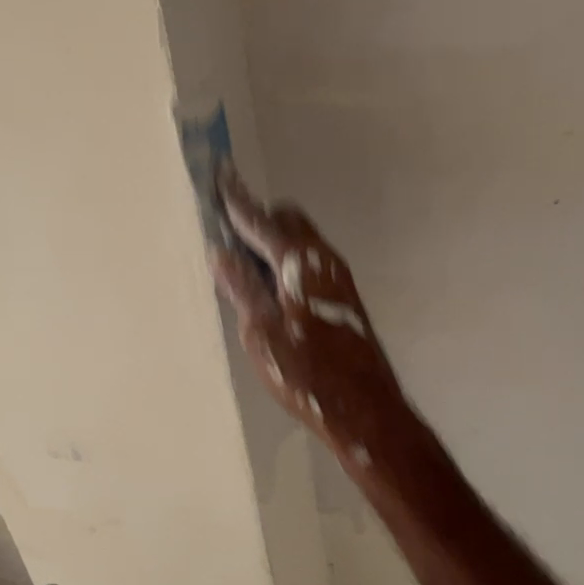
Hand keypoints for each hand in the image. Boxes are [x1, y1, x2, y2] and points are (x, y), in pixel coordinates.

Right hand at [209, 164, 402, 448]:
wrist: (365, 408)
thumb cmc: (306, 372)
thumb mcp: (260, 332)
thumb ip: (241, 287)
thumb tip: (220, 250)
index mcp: (296, 261)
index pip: (259, 219)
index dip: (235, 199)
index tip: (219, 176)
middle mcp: (320, 257)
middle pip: (286, 218)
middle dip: (256, 217)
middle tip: (226, 237)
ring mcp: (335, 274)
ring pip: (298, 238)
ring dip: (270, 240)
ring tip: (242, 267)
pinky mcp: (340, 293)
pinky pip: (306, 258)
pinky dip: (283, 259)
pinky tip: (268, 290)